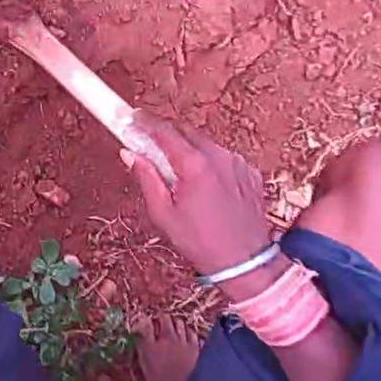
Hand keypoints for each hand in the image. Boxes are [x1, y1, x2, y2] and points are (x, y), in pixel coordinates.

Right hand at [124, 114, 283, 301]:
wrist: (244, 262)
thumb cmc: (200, 241)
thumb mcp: (163, 213)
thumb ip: (146, 178)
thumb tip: (130, 154)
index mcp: (194, 165)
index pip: (164, 132)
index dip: (145, 122)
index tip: (132, 118)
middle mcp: (219, 157)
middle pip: (186, 132)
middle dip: (167, 137)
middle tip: (150, 149)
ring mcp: (238, 163)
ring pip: (206, 145)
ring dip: (189, 152)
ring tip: (180, 177)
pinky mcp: (250, 173)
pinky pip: (224, 159)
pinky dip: (210, 164)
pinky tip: (205, 188)